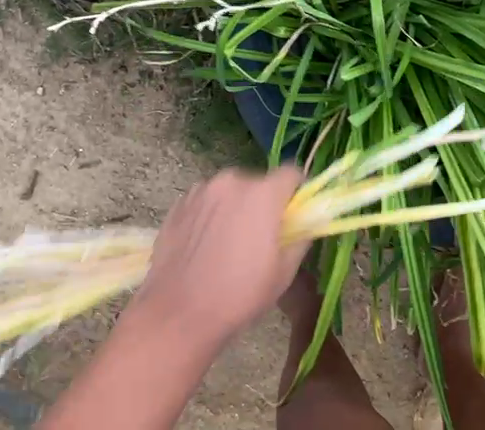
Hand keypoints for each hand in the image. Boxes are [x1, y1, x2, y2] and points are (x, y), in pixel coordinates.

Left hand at [129, 167, 307, 347]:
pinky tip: (206, 245)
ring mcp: (202, 189)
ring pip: (231, 192)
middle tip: (260, 238)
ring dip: (236, 208)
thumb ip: (302, 237)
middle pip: (259, 183)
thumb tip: (306, 222)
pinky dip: (212, 214)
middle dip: (265, 203)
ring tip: (229, 244)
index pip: (291, 173)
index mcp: (263, 193)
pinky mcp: (180, 203)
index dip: (297, 192)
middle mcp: (232, 181)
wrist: (178, 312)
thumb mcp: (284, 273)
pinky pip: (207, 201)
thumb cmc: (239, 295)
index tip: (295, 214)